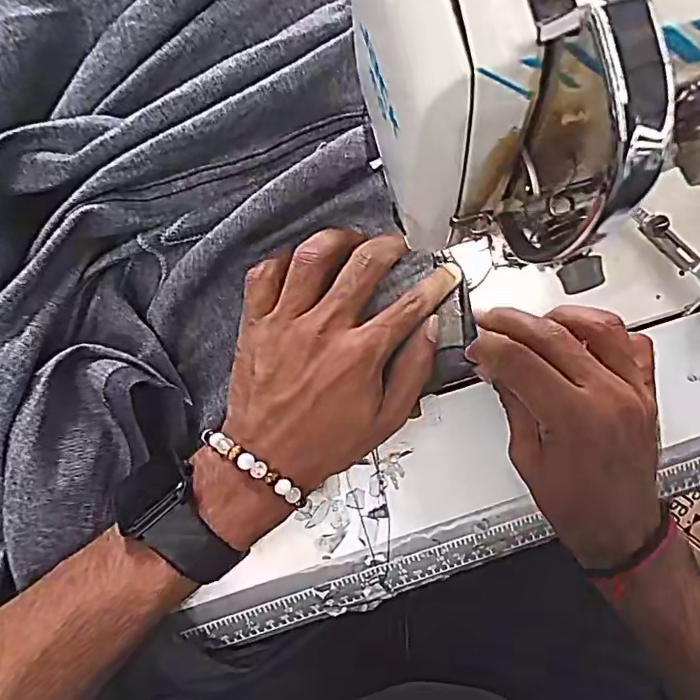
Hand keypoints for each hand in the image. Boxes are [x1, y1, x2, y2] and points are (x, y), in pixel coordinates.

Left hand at [192, 229, 461, 549]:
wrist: (267, 459)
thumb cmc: (322, 444)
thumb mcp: (385, 419)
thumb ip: (413, 371)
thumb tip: (429, 331)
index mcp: (359, 355)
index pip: (408, 304)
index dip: (434, 283)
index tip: (442, 275)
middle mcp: (323, 331)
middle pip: (363, 264)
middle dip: (389, 246)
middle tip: (396, 247)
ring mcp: (286, 323)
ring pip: (312, 257)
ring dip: (338, 239)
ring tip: (351, 241)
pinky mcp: (257, 324)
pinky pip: (264, 275)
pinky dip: (284, 260)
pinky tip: (299, 263)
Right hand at [469, 306, 663, 571]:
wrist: (622, 529)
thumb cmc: (580, 508)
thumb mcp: (528, 458)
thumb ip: (514, 404)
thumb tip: (496, 367)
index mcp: (573, 418)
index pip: (521, 360)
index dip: (490, 346)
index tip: (477, 343)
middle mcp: (608, 397)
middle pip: (552, 335)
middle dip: (512, 323)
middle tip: (491, 324)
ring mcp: (632, 391)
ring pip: (598, 325)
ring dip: (559, 316)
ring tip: (534, 321)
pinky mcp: (647, 392)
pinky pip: (633, 343)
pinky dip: (605, 332)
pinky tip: (582, 335)